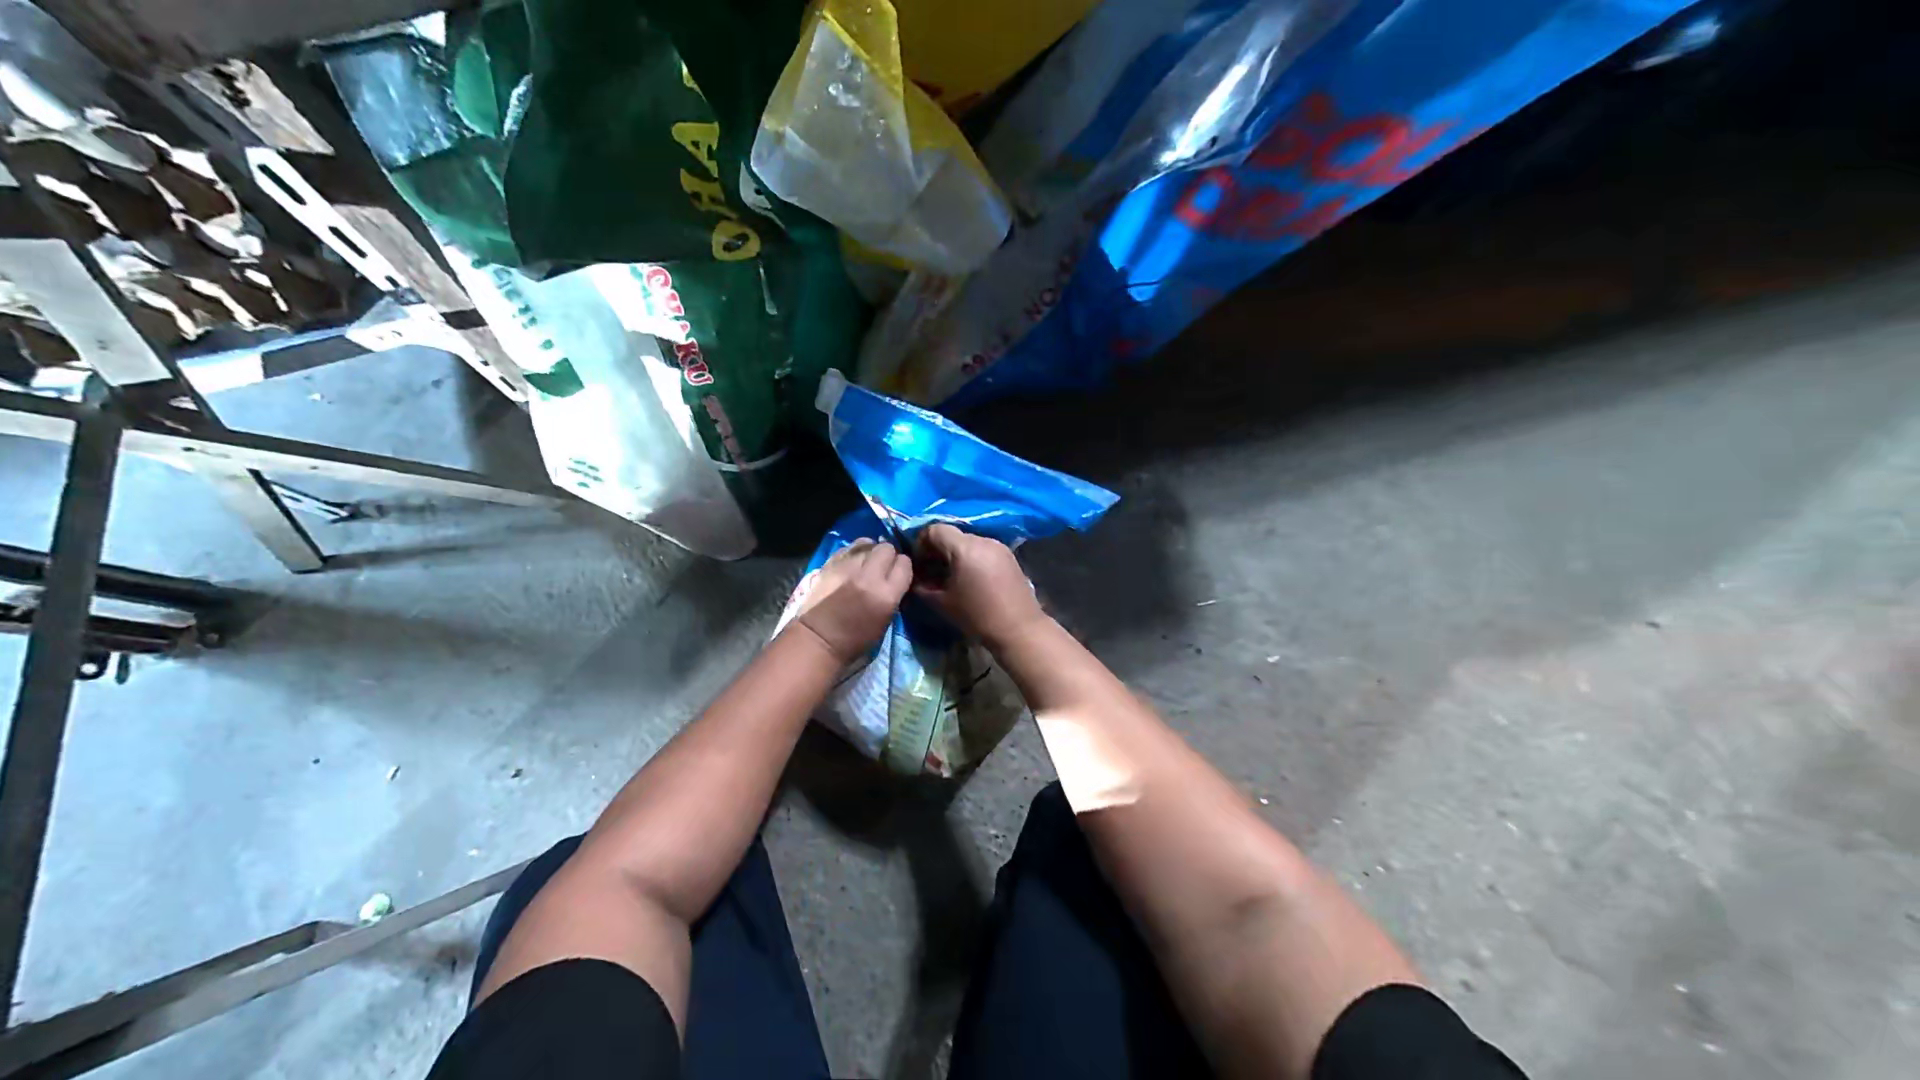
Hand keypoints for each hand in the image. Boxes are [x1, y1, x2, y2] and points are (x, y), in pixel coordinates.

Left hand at [792, 539, 912, 663]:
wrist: (818, 639)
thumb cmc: (855, 639)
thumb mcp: (886, 619)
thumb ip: (893, 594)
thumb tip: (894, 577)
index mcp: (886, 594)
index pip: (904, 564)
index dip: (902, 567)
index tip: (898, 573)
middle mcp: (869, 576)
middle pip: (887, 548)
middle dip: (887, 555)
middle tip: (881, 567)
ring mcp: (847, 567)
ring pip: (867, 542)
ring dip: (869, 550)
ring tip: (866, 561)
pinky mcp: (830, 563)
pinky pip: (848, 547)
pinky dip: (852, 552)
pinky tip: (851, 562)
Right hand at [913, 524, 1048, 647]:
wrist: (1018, 629)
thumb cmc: (977, 616)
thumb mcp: (942, 603)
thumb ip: (922, 586)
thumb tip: (914, 578)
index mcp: (965, 548)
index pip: (935, 530)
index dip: (921, 543)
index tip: (918, 563)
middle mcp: (983, 540)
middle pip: (953, 535)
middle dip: (938, 550)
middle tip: (930, 572)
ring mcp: (999, 546)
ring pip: (968, 542)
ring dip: (955, 554)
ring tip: (951, 577)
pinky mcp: (1009, 556)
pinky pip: (983, 549)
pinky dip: (971, 558)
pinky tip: (970, 579)